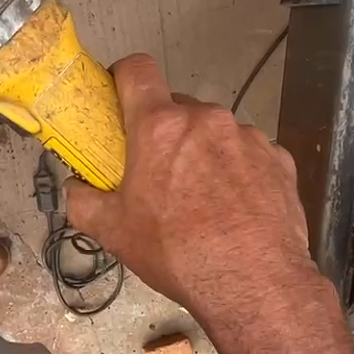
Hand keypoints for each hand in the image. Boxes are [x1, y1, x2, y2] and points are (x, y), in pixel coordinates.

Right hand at [67, 55, 340, 331]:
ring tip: (199, 199)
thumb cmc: (176, 253)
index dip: (122, 77)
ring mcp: (248, 136)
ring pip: (212, 131)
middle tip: (155, 173)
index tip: (117, 100)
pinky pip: (246, 153)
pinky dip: (235, 170)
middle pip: (175, 107)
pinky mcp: (278, 159)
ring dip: (200, 152)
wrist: (253, 283)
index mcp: (159, 127)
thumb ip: (82, 200)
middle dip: (162, 132)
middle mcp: (206, 119)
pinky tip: (232, 208)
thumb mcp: (112, 232)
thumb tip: (75, 189)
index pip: (136, 70)